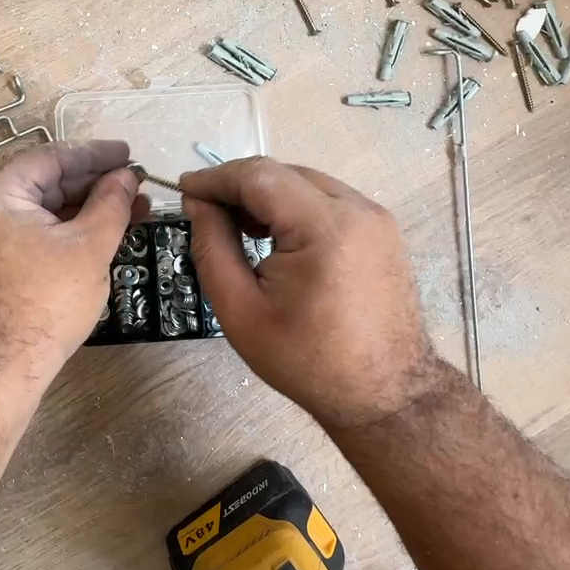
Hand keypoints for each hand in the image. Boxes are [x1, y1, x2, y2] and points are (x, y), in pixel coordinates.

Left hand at [0, 140, 144, 377]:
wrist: (3, 367)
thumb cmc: (46, 301)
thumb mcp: (88, 247)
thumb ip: (110, 204)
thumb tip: (126, 177)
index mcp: (0, 196)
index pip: (51, 159)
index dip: (94, 154)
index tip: (128, 154)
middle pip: (50, 183)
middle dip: (96, 182)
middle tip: (137, 183)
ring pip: (50, 211)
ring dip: (90, 208)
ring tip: (137, 208)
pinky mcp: (4, 264)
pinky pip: (43, 234)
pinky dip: (74, 231)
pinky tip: (108, 233)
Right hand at [179, 157, 444, 429]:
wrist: (386, 395)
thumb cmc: (306, 360)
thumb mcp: (239, 309)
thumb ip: (212, 246)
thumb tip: (198, 202)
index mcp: (325, 228)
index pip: (259, 176)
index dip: (215, 178)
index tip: (183, 189)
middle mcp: (357, 210)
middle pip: (282, 173)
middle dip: (238, 185)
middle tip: (205, 212)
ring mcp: (375, 216)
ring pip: (304, 182)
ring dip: (265, 194)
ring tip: (238, 227)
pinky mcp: (381, 229)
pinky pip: (325, 199)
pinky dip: (293, 205)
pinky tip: (275, 235)